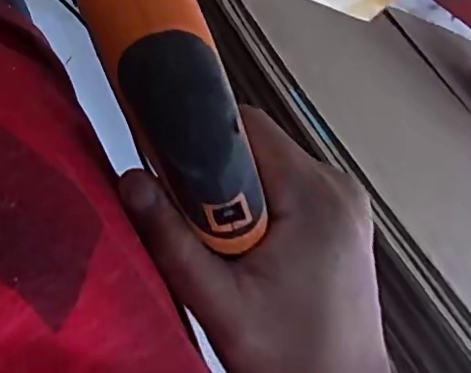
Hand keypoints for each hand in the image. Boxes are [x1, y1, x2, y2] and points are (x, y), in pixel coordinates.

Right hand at [119, 106, 390, 372]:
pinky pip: (278, 177)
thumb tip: (132, 183)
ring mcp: (338, 199)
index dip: (200, 139)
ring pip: (260, 157)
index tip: (175, 168)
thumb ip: (171, 241)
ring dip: (231, 185)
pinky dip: (252, 197)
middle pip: (249, 138)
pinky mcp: (333, 212)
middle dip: (214, 170)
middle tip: (200, 221)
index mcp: (316, 197)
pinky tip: (247, 240)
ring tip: (227, 239)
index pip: (241, 123)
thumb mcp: (221, 306)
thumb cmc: (297, 362)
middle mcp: (334, 188)